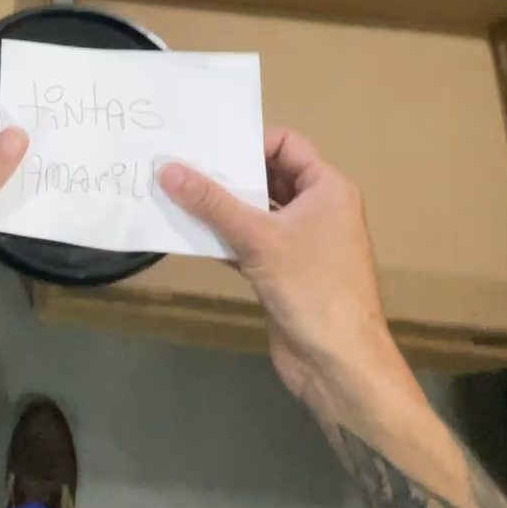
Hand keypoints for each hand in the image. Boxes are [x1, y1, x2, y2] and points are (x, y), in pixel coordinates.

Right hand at [158, 128, 399, 399]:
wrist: (339, 365)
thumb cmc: (312, 288)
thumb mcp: (258, 238)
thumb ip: (211, 202)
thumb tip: (167, 168)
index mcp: (327, 189)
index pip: (286, 144)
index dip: (249, 141)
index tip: (208, 146)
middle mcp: (316, 209)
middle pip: (267, 176)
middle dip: (227, 173)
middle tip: (180, 164)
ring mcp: (299, 241)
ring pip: (254, 210)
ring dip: (220, 206)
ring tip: (175, 193)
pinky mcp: (281, 269)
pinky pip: (247, 240)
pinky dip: (221, 235)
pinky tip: (186, 232)